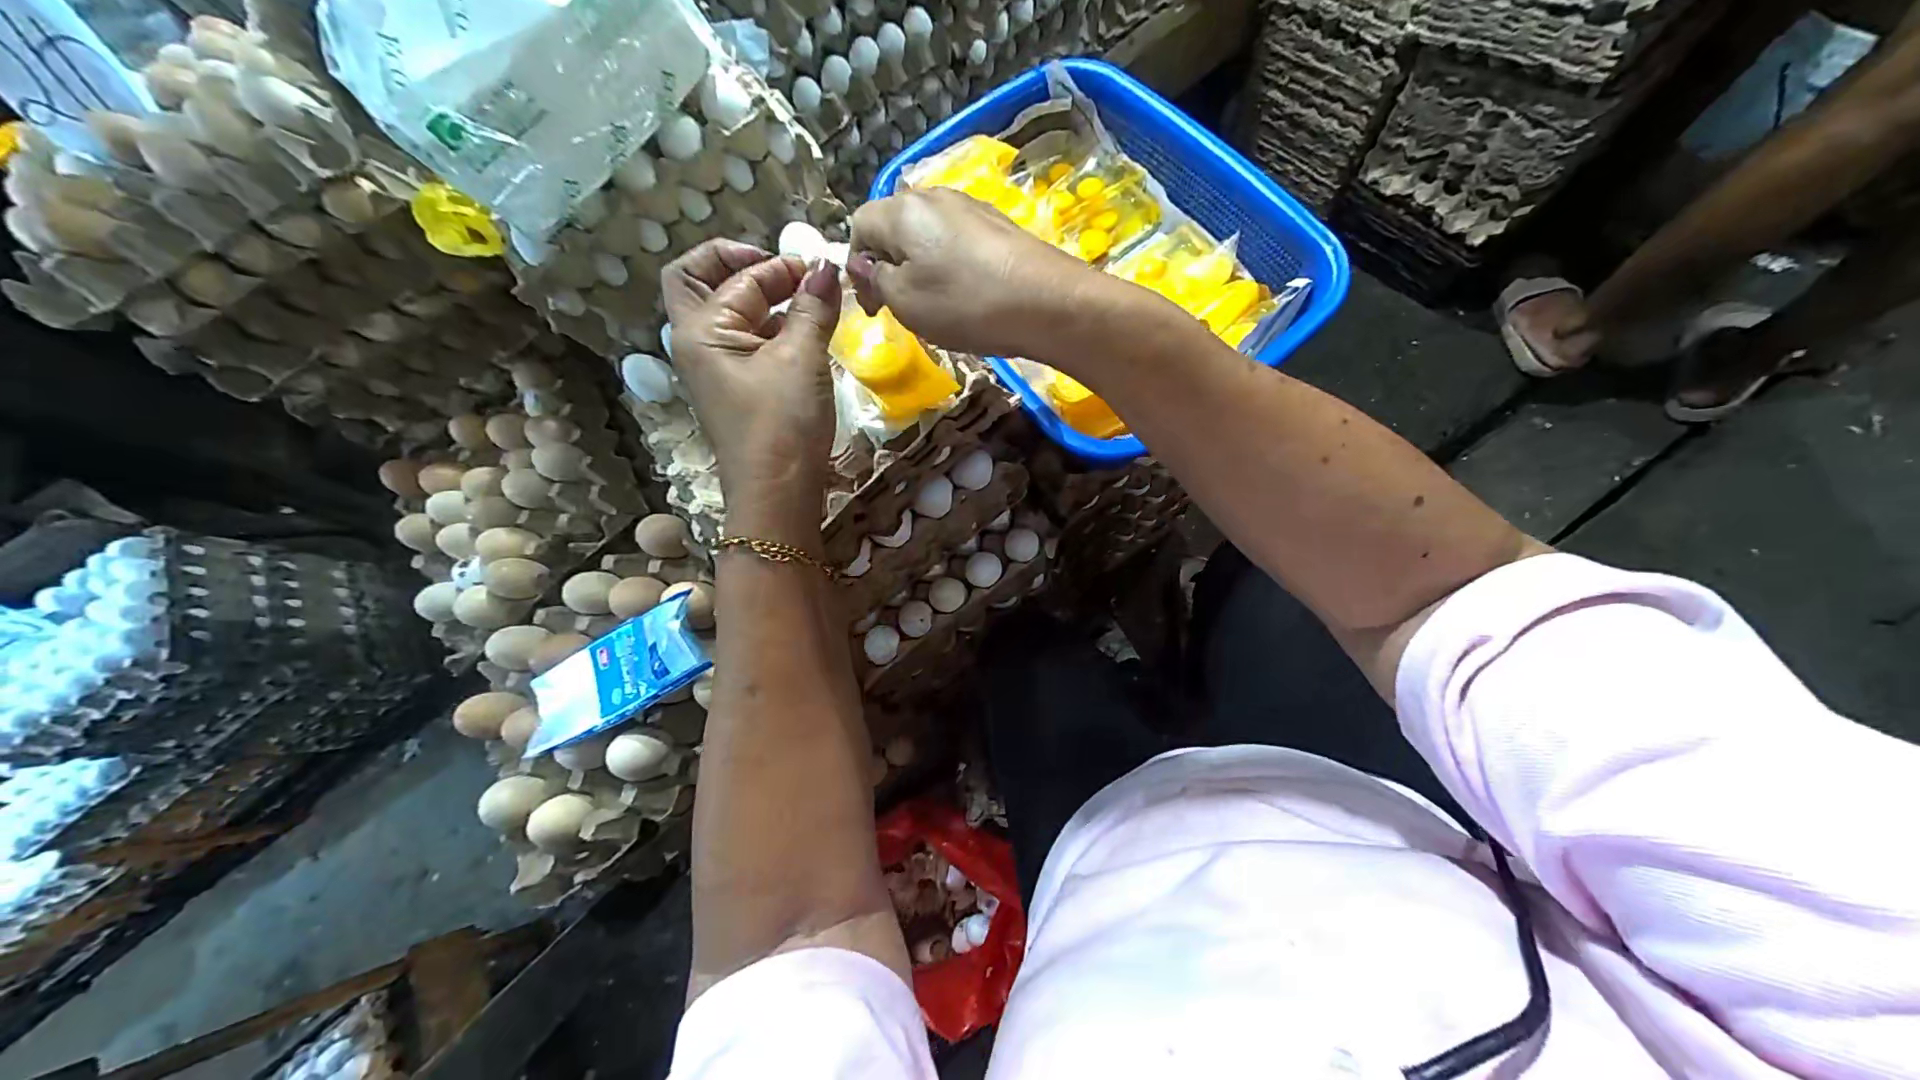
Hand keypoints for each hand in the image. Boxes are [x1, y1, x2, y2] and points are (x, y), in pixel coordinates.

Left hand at [661, 239, 841, 538]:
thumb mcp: (800, 359)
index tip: (817, 270)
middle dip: (746, 268)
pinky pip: (752, 344)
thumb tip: (827, 266)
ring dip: (768, 301)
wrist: (777, 494)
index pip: (732, 274)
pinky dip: (777, 330)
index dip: (775, 264)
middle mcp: (699, 344)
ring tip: (813, 302)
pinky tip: (809, 333)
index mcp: (700, 330)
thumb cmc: (782, 423)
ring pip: (734, 315)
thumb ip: (813, 307)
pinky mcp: (740, 389)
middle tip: (790, 274)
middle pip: (705, 283)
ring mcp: (718, 369)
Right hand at [847, 188, 1099, 358]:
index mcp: (902, 210)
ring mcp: (969, 207)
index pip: (859, 225)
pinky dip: (948, 265)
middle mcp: (933, 196)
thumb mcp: (905, 302)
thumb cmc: (964, 303)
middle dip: (888, 264)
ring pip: (925, 234)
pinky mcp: (996, 224)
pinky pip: (955, 240)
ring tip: (934, 303)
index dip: (857, 265)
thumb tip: (861, 265)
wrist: (1046, 302)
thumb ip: (875, 280)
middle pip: (893, 225)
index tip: (872, 305)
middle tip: (900, 306)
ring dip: (919, 266)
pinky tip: (964, 293)